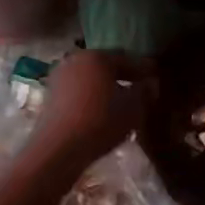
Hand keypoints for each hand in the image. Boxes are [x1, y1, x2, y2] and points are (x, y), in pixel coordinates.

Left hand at [30, 51, 146, 167]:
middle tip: (139, 88)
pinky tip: (101, 112)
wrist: (60, 147)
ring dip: (105, 88)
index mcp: (97, 56)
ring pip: (90, 80)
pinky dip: (91, 99)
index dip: (143, 69)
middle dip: (122, 77)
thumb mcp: (133, 107)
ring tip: (121, 103)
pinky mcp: (50, 98)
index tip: (155, 77)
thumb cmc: (101, 120)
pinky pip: (78, 93)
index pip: (126, 58)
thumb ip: (144, 92)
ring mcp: (59, 79)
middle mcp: (75, 60)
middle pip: (105, 67)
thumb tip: (151, 83)